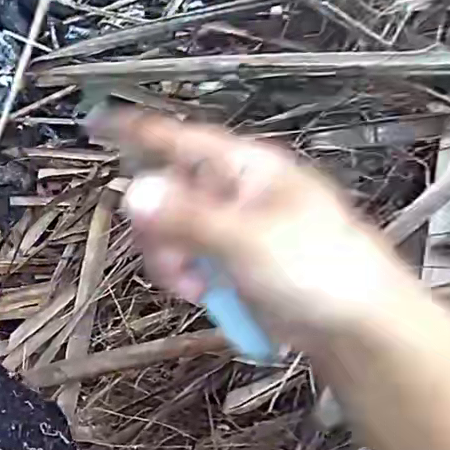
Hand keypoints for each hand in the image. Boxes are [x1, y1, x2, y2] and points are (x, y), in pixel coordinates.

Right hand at [96, 108, 421, 352]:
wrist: (354, 326)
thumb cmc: (320, 270)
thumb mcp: (247, 241)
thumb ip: (186, 219)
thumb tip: (132, 193)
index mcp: (244, 168)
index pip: (178, 139)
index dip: (135, 131)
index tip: (95, 124)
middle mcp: (230, 190)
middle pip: (162, 193)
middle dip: (158, 231)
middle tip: (174, 260)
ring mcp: (225, 226)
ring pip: (165, 231)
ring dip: (169, 260)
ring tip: (195, 285)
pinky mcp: (223, 258)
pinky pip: (180, 257)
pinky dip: (181, 275)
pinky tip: (201, 291)